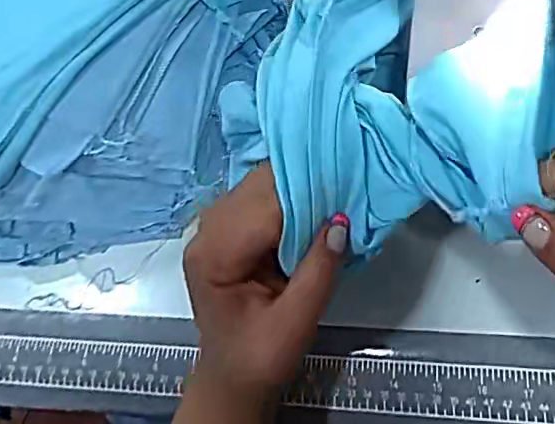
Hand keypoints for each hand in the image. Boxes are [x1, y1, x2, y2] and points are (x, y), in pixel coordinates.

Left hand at [181, 164, 346, 421]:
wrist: (234, 375)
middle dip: (306, 183)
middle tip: (345, 190)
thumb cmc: (260, 356)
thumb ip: (318, 272)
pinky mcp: (232, 219)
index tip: (345, 192)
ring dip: (301, 183)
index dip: (307, 195)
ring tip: (333, 196)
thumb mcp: (295, 323)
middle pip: (263, 183)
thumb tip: (341, 220)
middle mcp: (209, 229)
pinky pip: (266, 188)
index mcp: (215, 255)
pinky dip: (294, 190)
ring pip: (266, 179)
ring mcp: (218, 221)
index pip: (265, 207)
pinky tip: (315, 202)